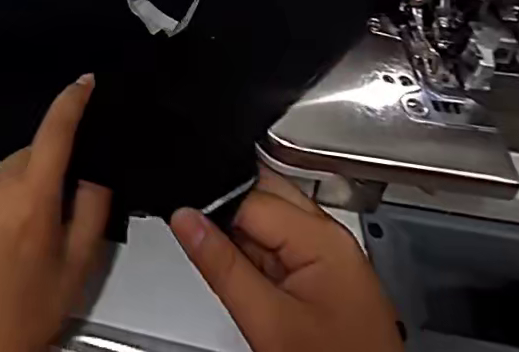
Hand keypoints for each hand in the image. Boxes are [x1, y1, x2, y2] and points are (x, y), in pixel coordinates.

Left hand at [0, 75, 112, 351]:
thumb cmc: (22, 318)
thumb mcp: (75, 270)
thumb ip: (92, 211)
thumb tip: (91, 172)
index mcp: (29, 201)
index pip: (55, 132)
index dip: (72, 101)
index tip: (85, 81)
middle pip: (30, 153)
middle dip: (45, 171)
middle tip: (50, 215)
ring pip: (5, 168)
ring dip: (17, 185)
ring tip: (17, 235)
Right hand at [170, 167, 402, 351]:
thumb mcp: (267, 322)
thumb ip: (222, 265)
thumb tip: (185, 218)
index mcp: (322, 237)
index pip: (251, 196)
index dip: (215, 208)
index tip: (189, 225)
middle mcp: (332, 238)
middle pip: (264, 197)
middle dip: (232, 218)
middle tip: (217, 256)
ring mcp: (333, 257)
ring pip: (271, 222)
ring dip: (247, 242)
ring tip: (249, 287)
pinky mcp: (329, 277)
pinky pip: (283, 248)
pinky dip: (262, 262)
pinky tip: (264, 296)